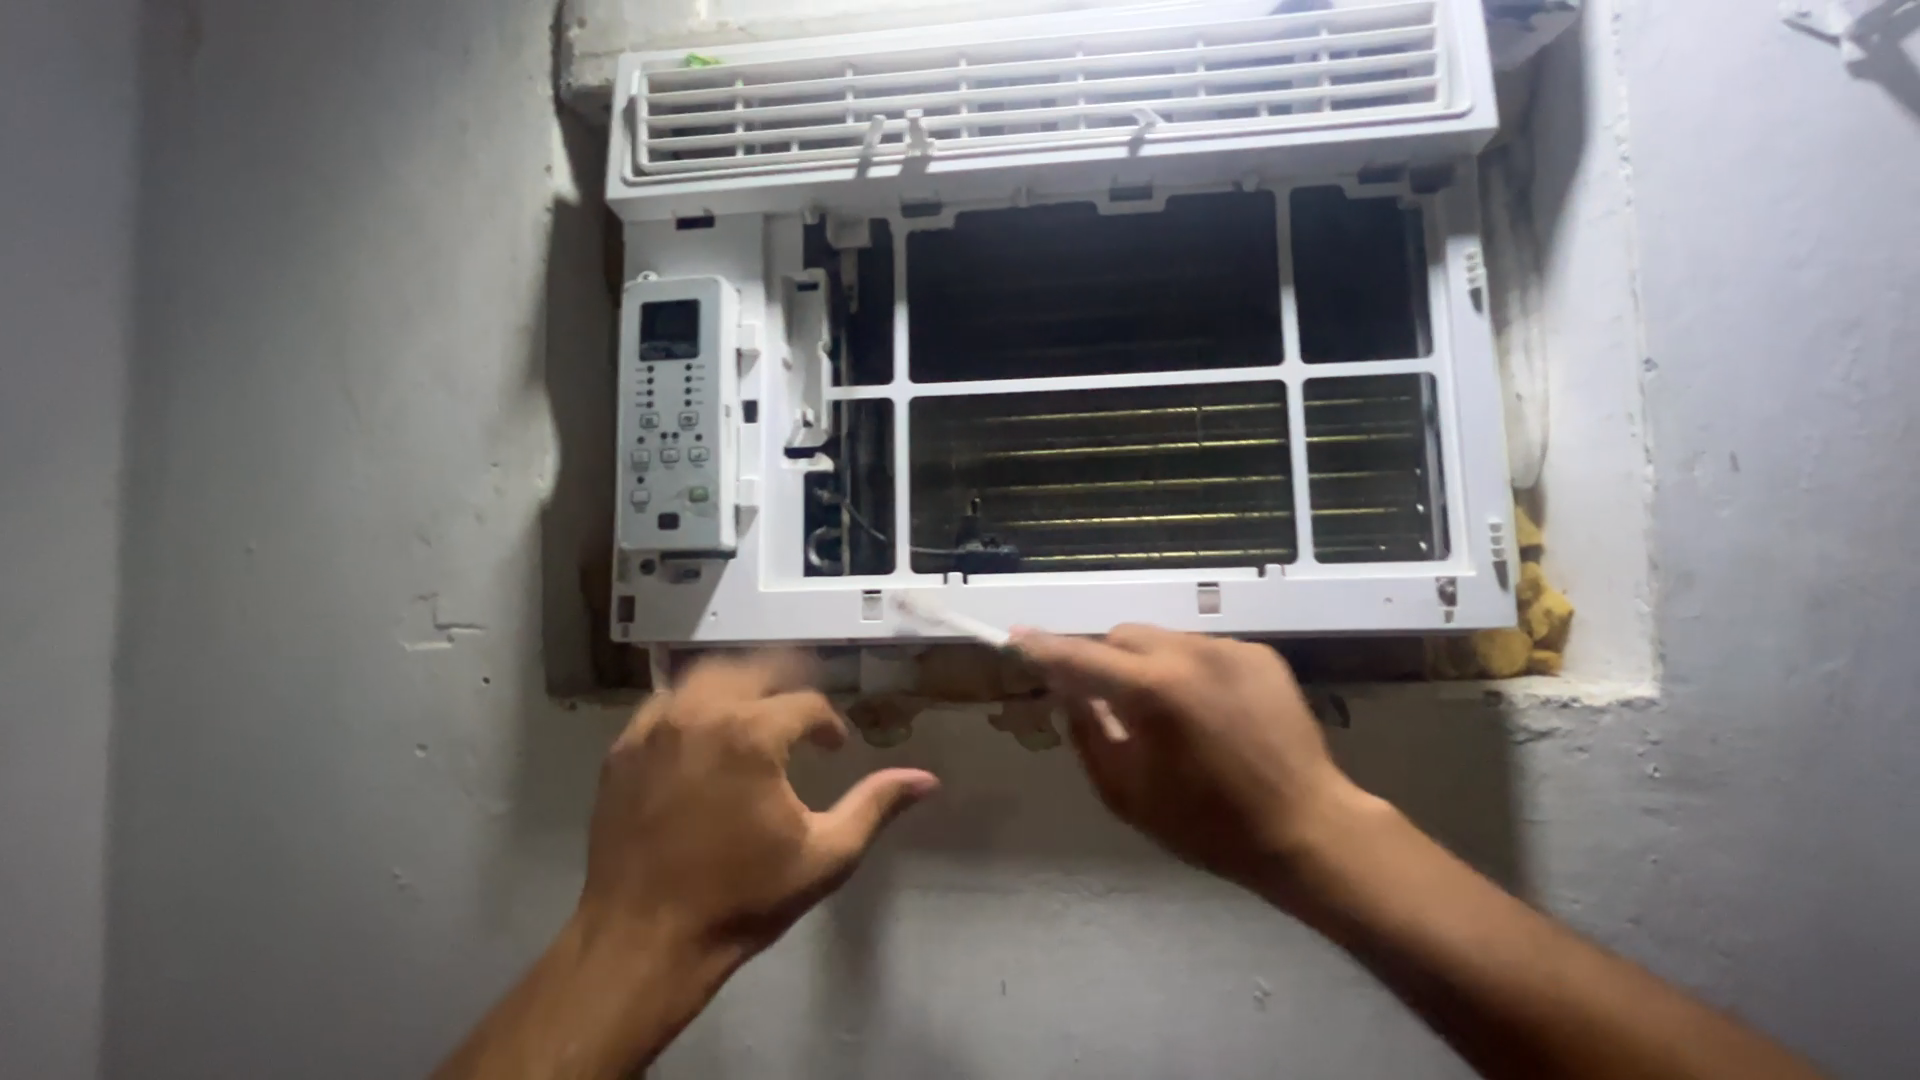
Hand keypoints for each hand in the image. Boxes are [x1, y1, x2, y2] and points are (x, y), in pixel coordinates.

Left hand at [578, 650, 938, 963]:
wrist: (644, 940)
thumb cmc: (741, 899)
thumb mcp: (825, 856)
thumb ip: (875, 805)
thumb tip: (928, 779)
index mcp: (751, 734)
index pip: (805, 704)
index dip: (828, 724)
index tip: (835, 748)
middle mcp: (700, 714)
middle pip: (754, 669)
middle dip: (788, 683)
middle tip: (804, 716)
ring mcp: (654, 728)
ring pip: (705, 675)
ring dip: (740, 684)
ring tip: (759, 712)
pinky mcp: (623, 748)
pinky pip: (664, 702)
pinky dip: (693, 704)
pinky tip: (706, 734)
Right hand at [1014, 625, 1373, 907]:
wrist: (1307, 829)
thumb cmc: (1207, 824)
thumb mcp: (1126, 792)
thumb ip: (1088, 733)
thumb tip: (1070, 692)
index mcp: (1152, 691)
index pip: (1080, 657)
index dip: (1043, 649)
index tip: (1016, 639)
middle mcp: (1189, 654)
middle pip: (1121, 637)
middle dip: (1104, 662)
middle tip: (1109, 703)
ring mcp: (1229, 649)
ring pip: (1163, 641)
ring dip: (1148, 666)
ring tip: (1168, 713)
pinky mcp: (1260, 655)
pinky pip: (1203, 651)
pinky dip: (1189, 672)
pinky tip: (1209, 712)